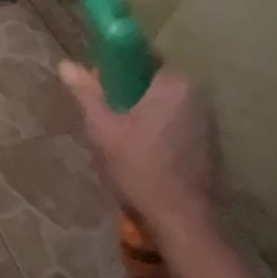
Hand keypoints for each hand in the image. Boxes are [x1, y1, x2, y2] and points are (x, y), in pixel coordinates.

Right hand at [58, 61, 219, 238]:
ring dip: (141, 114)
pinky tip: (142, 154)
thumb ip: (86, 92)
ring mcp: (208, 120)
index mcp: (174, 83)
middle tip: (104, 119)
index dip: (114, 70)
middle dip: (126, 95)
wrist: (182, 219)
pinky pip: (175, 122)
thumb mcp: (102, 128)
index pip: (139, 57)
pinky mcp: (210, 142)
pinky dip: (157, 130)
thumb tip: (66, 64)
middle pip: (150, 81)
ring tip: (121, 141)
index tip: (98, 91)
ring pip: (162, 103)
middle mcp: (197, 94)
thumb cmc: (140, 167)